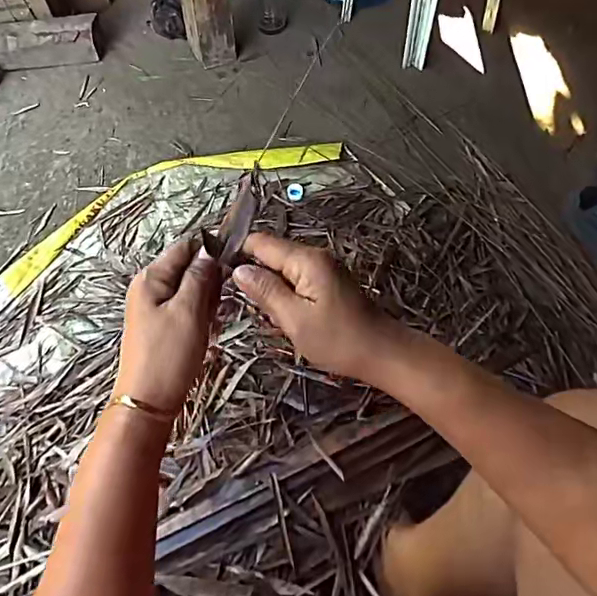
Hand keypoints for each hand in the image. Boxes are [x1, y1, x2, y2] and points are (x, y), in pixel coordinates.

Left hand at [115, 237, 221, 413]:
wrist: (148, 405)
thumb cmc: (167, 357)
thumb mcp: (188, 310)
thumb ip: (199, 276)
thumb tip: (209, 249)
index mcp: (151, 278)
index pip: (186, 247)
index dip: (210, 252)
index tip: (231, 267)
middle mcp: (149, 288)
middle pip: (189, 268)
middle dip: (210, 282)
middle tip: (217, 304)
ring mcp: (154, 308)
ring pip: (191, 290)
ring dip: (207, 302)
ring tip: (210, 322)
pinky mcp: (162, 326)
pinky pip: (188, 310)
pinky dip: (200, 317)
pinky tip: (205, 332)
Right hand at [232, 233, 401, 381]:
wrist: (381, 352)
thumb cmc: (338, 339)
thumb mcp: (294, 319)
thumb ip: (265, 291)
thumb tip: (238, 269)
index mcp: (306, 260)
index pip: (261, 242)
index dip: (236, 251)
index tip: (215, 268)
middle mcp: (314, 256)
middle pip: (271, 253)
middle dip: (251, 271)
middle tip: (230, 296)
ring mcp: (323, 267)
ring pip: (282, 267)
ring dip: (267, 284)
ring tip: (253, 308)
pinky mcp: (327, 281)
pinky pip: (295, 278)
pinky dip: (282, 291)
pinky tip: (278, 312)